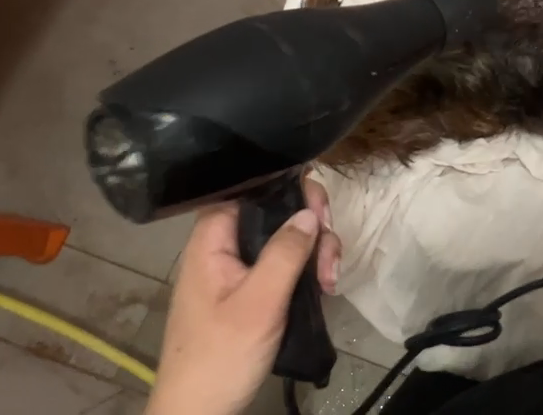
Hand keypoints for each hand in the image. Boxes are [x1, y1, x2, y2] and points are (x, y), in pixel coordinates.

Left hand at [146, 179, 343, 414]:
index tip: (318, 211)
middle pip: (275, 211)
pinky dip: (306, 270)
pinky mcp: (248, 290)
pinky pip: (283, 262)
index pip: (252, 187)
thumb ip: (286, 252)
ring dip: (315, 252)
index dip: (289, 188)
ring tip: (329, 282)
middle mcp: (222, 246)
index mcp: (212, 239)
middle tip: (330, 254)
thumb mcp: (259, 302)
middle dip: (311, 226)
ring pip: (285, 237)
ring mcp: (236, 269)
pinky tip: (323, 287)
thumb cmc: (221, 355)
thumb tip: (309, 211)